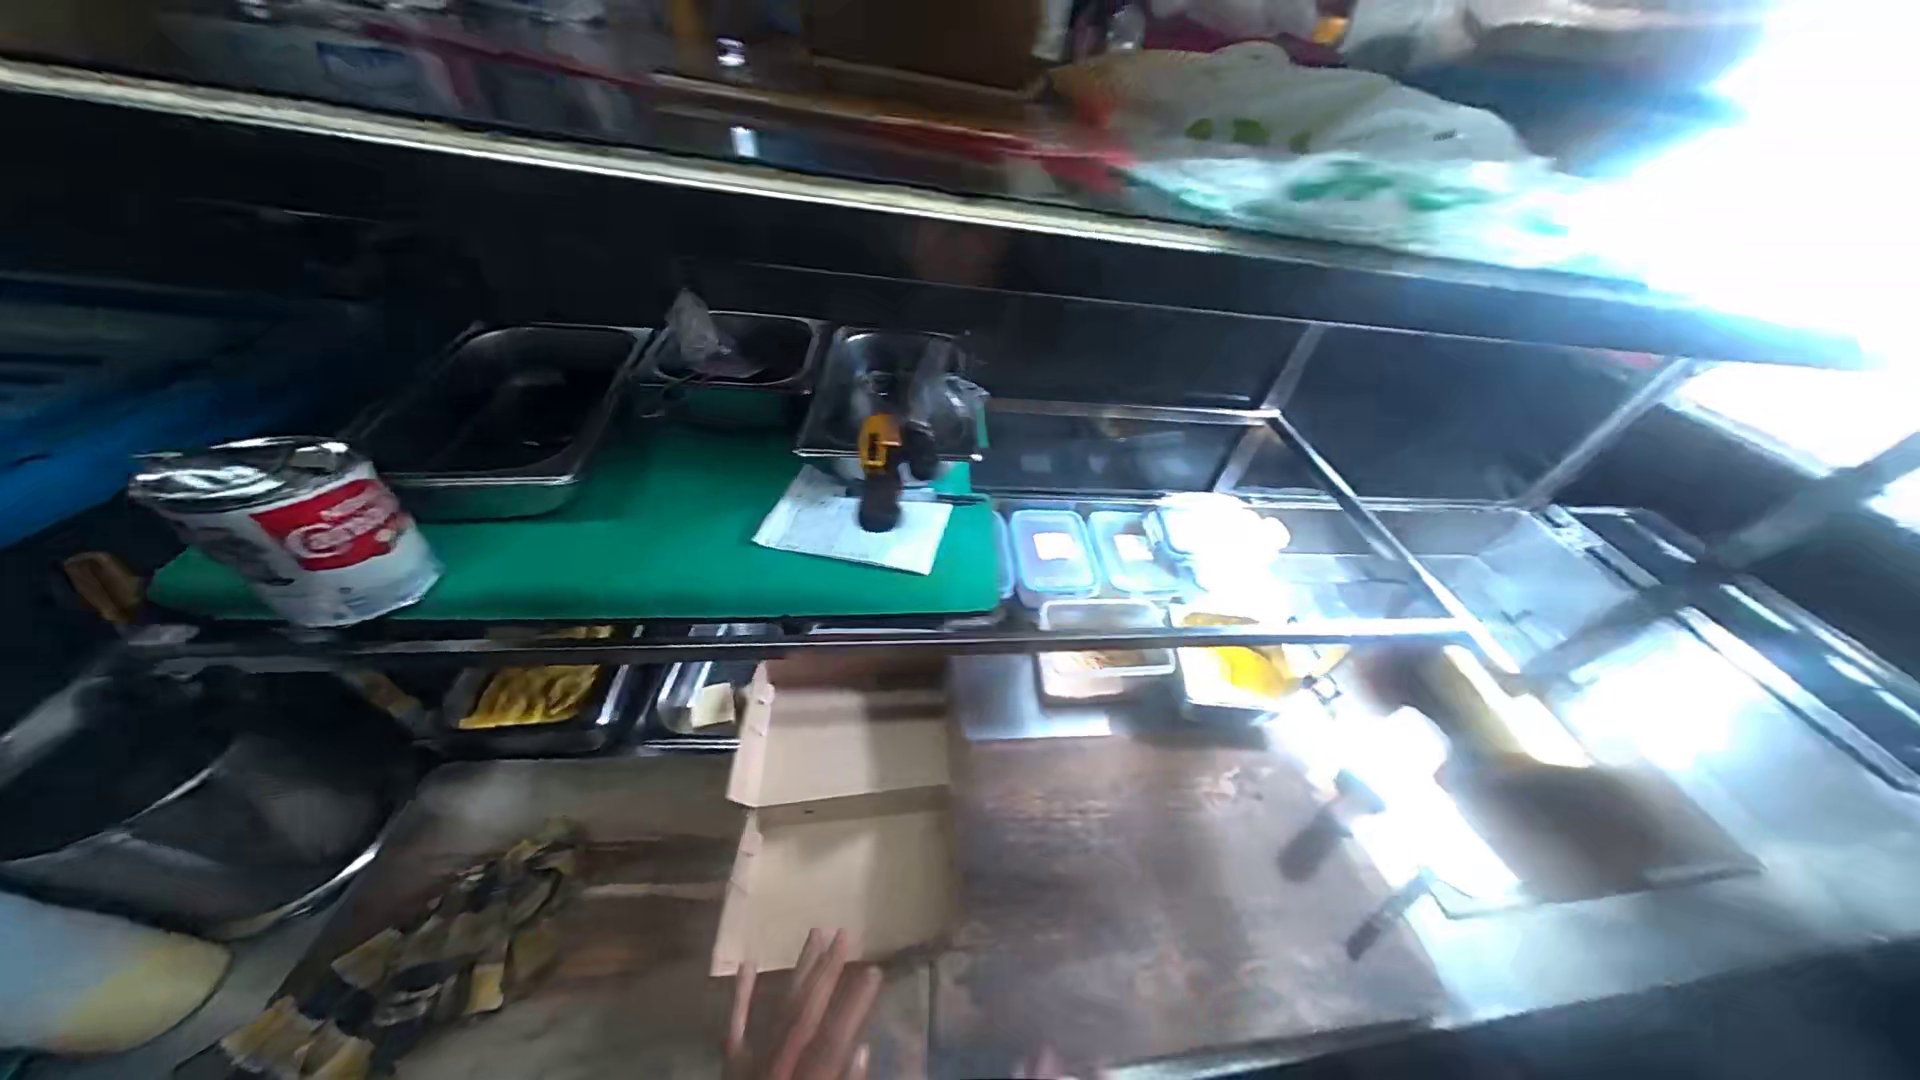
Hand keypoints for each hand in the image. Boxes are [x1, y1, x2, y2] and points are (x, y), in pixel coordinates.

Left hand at [727, 929, 882, 1079]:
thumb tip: (862, 1050)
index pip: (833, 1040)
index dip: (854, 1005)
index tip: (874, 970)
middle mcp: (776, 1070)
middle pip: (804, 1013)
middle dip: (827, 971)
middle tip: (846, 932)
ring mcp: (749, 1067)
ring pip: (776, 1010)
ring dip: (797, 970)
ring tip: (816, 931)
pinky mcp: (729, 1070)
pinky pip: (734, 1029)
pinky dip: (741, 997)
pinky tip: (748, 963)